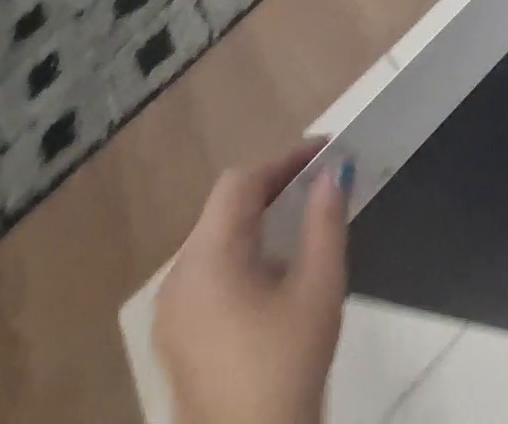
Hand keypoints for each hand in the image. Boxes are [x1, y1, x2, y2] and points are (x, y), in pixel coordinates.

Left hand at [156, 141, 352, 423]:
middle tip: (326, 179)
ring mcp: (173, 306)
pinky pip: (210, 268)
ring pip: (216, 239)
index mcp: (208, 260)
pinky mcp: (179, 329)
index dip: (285, 159)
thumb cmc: (288, 355)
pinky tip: (281, 263)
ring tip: (310, 214)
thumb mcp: (320, 283)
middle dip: (275, 186)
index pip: (238, 184)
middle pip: (223, 210)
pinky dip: (246, 247)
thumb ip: (325, 221)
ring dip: (261, 217)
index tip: (330, 151)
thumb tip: (335, 171)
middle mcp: (178, 277)